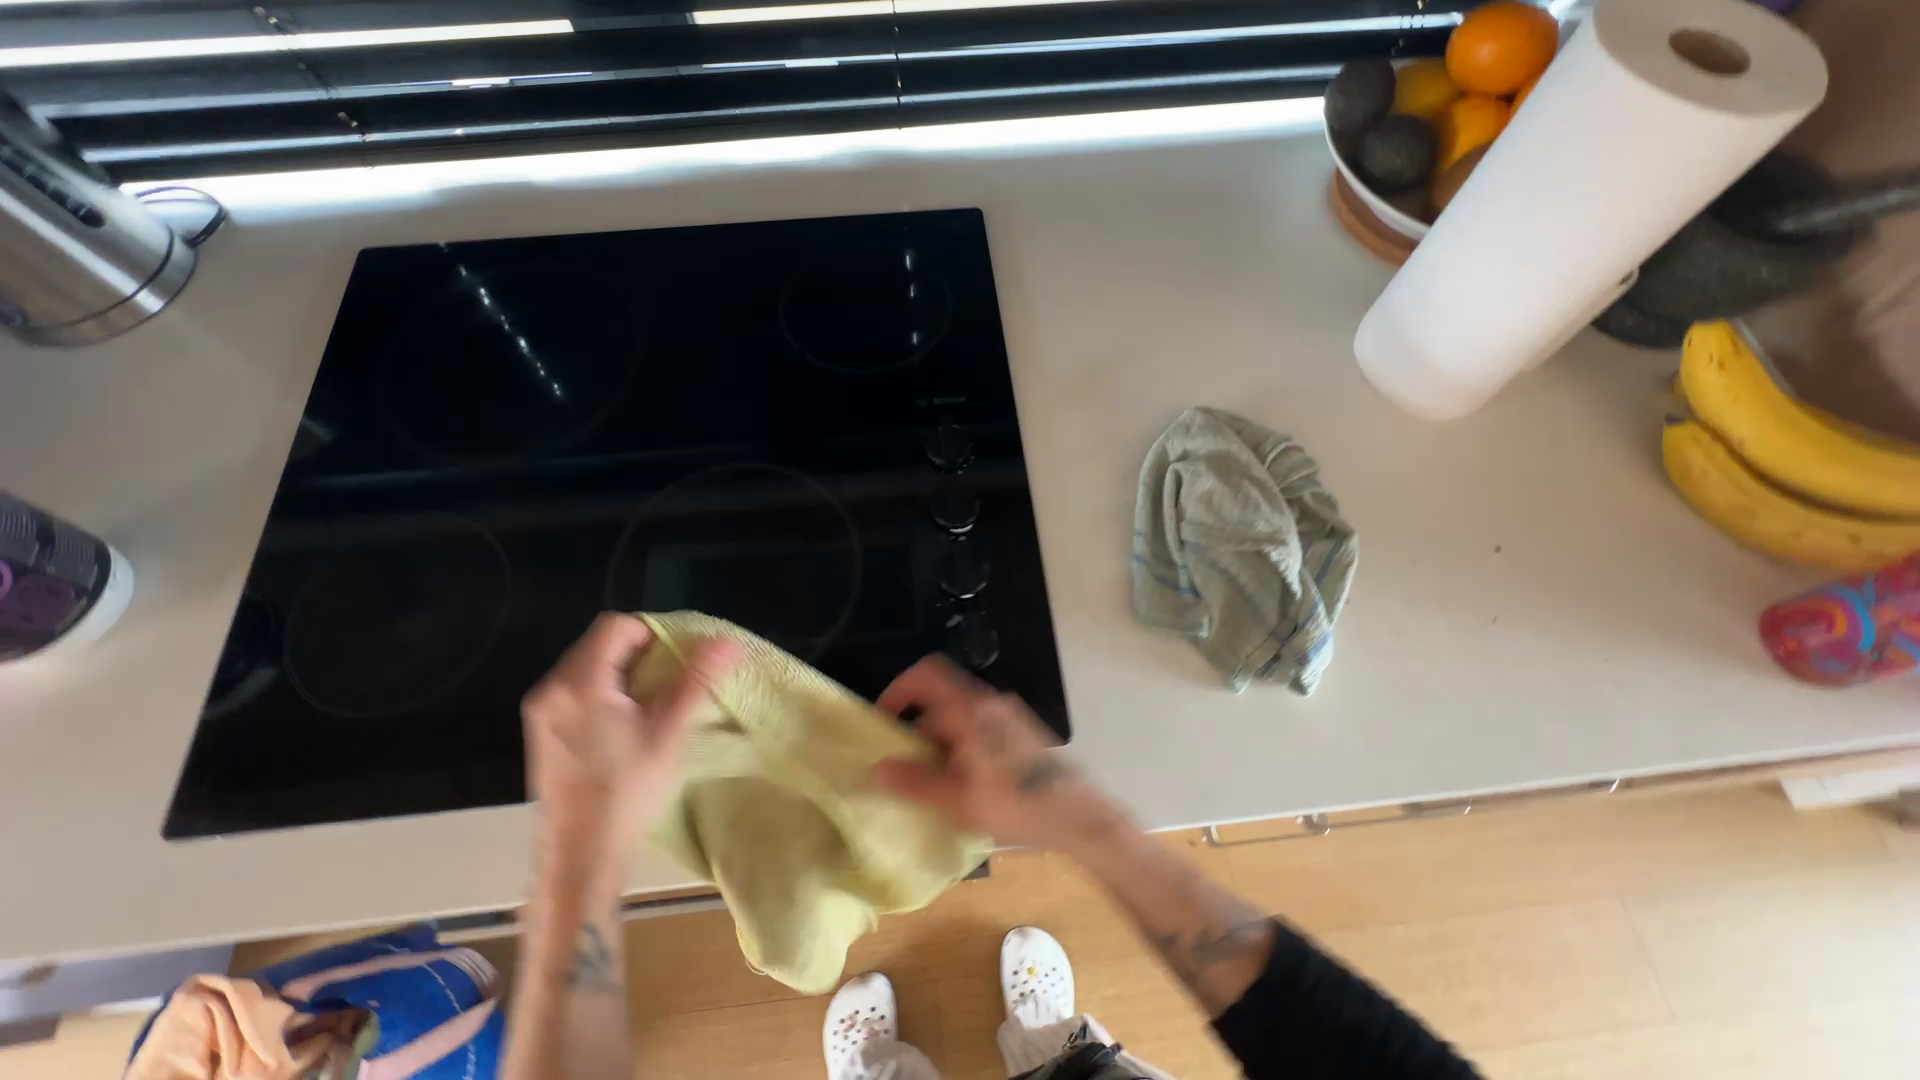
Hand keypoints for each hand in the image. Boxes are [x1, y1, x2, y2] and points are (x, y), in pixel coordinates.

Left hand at [521, 613, 739, 867]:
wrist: (580, 854)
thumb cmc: (628, 792)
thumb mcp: (670, 734)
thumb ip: (697, 681)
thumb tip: (728, 642)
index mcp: (580, 682)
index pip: (617, 625)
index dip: (654, 633)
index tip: (681, 660)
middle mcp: (552, 687)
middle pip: (601, 643)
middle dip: (642, 652)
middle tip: (674, 681)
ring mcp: (542, 710)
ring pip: (589, 666)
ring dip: (625, 672)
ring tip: (655, 703)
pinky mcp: (542, 729)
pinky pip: (577, 688)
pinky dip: (606, 691)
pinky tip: (628, 723)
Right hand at [870, 655, 1126, 852]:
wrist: (1078, 816)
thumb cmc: (1016, 804)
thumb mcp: (958, 800)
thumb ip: (914, 782)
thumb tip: (877, 768)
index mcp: (971, 709)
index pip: (926, 675)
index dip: (898, 690)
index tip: (883, 720)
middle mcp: (990, 703)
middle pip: (941, 704)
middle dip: (919, 735)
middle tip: (909, 774)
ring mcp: (1009, 717)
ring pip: (960, 721)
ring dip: (941, 747)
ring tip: (938, 788)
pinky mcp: (1021, 734)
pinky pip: (980, 731)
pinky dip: (963, 751)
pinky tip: (967, 788)